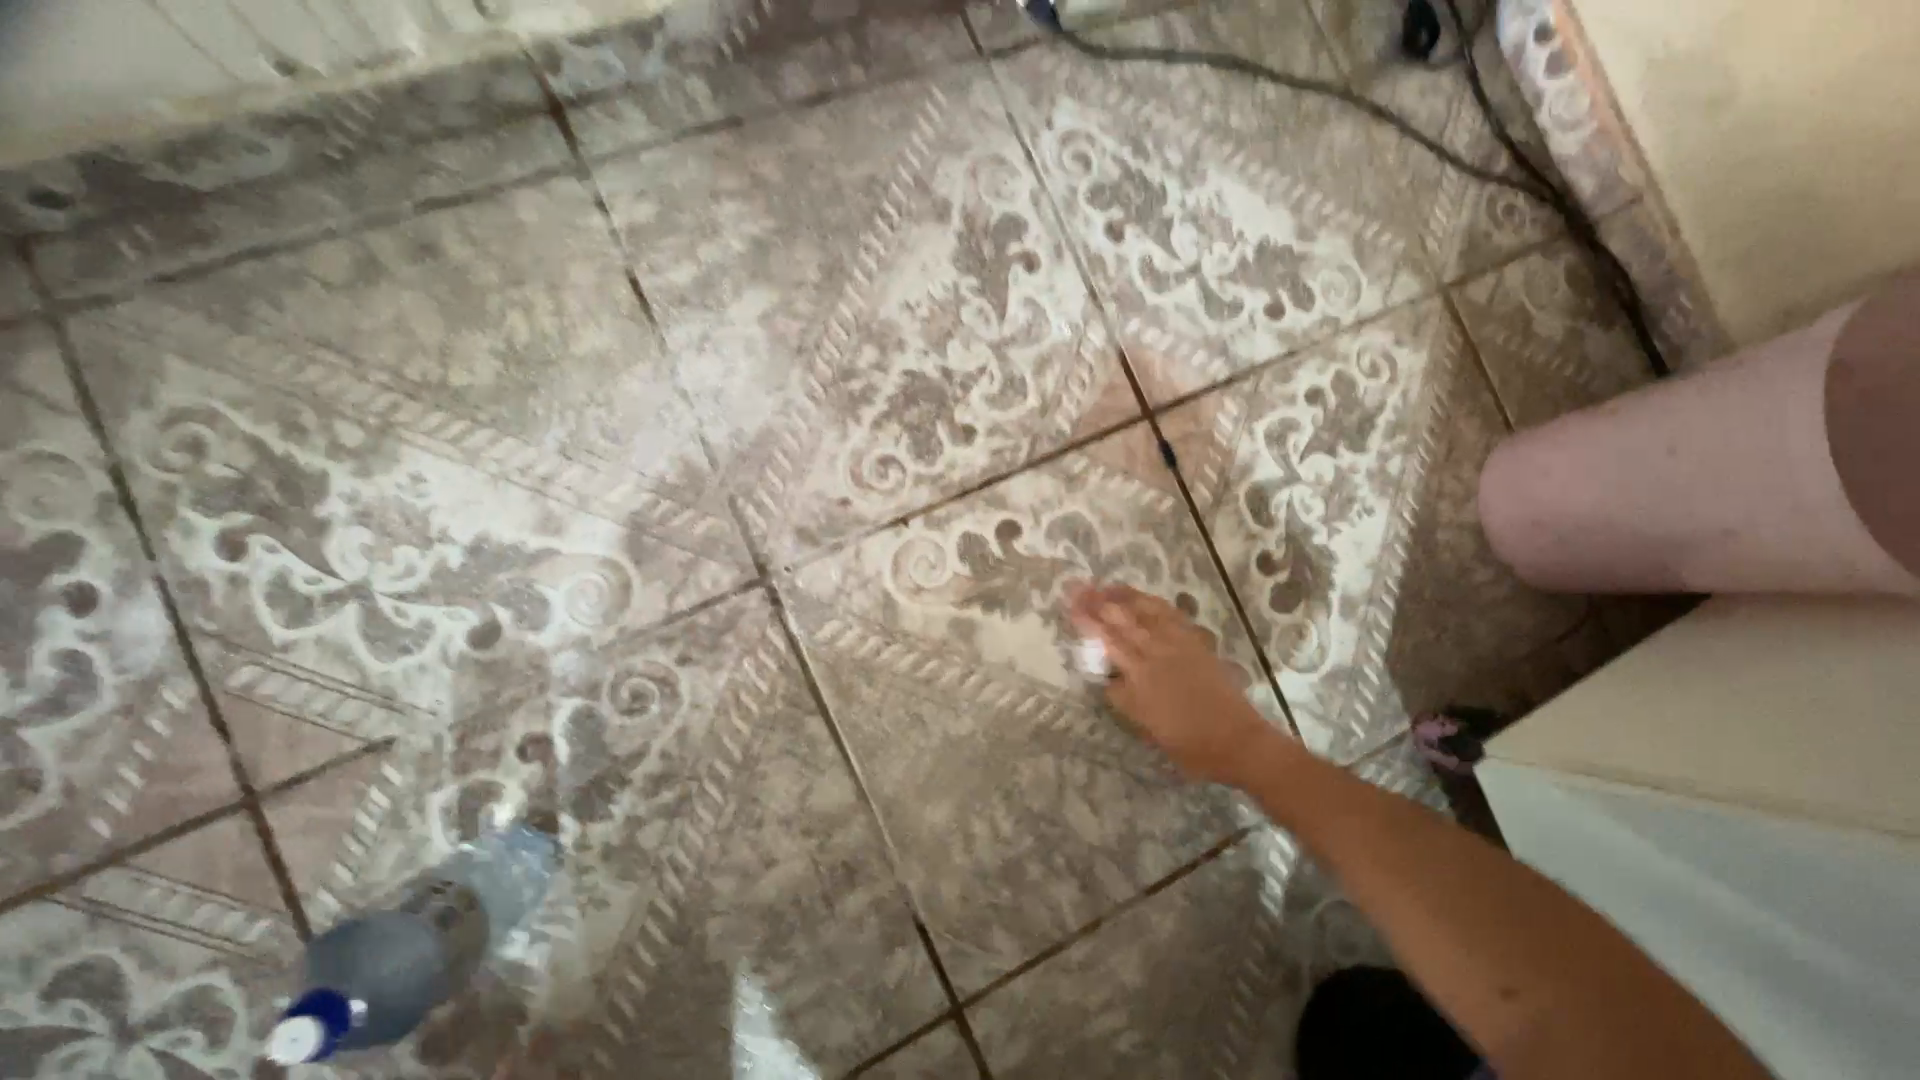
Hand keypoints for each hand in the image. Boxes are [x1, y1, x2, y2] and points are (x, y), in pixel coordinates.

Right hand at [1066, 582, 1297, 788]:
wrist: (1238, 741)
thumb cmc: (1188, 743)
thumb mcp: (1145, 727)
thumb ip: (1123, 697)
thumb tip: (1108, 676)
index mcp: (1140, 675)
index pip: (1106, 640)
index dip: (1087, 621)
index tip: (1069, 605)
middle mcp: (1157, 652)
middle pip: (1123, 619)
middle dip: (1098, 601)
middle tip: (1078, 587)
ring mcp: (1179, 645)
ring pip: (1146, 612)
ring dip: (1124, 597)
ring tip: (1106, 586)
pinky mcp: (1197, 644)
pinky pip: (1172, 616)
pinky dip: (1154, 604)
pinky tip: (1146, 600)